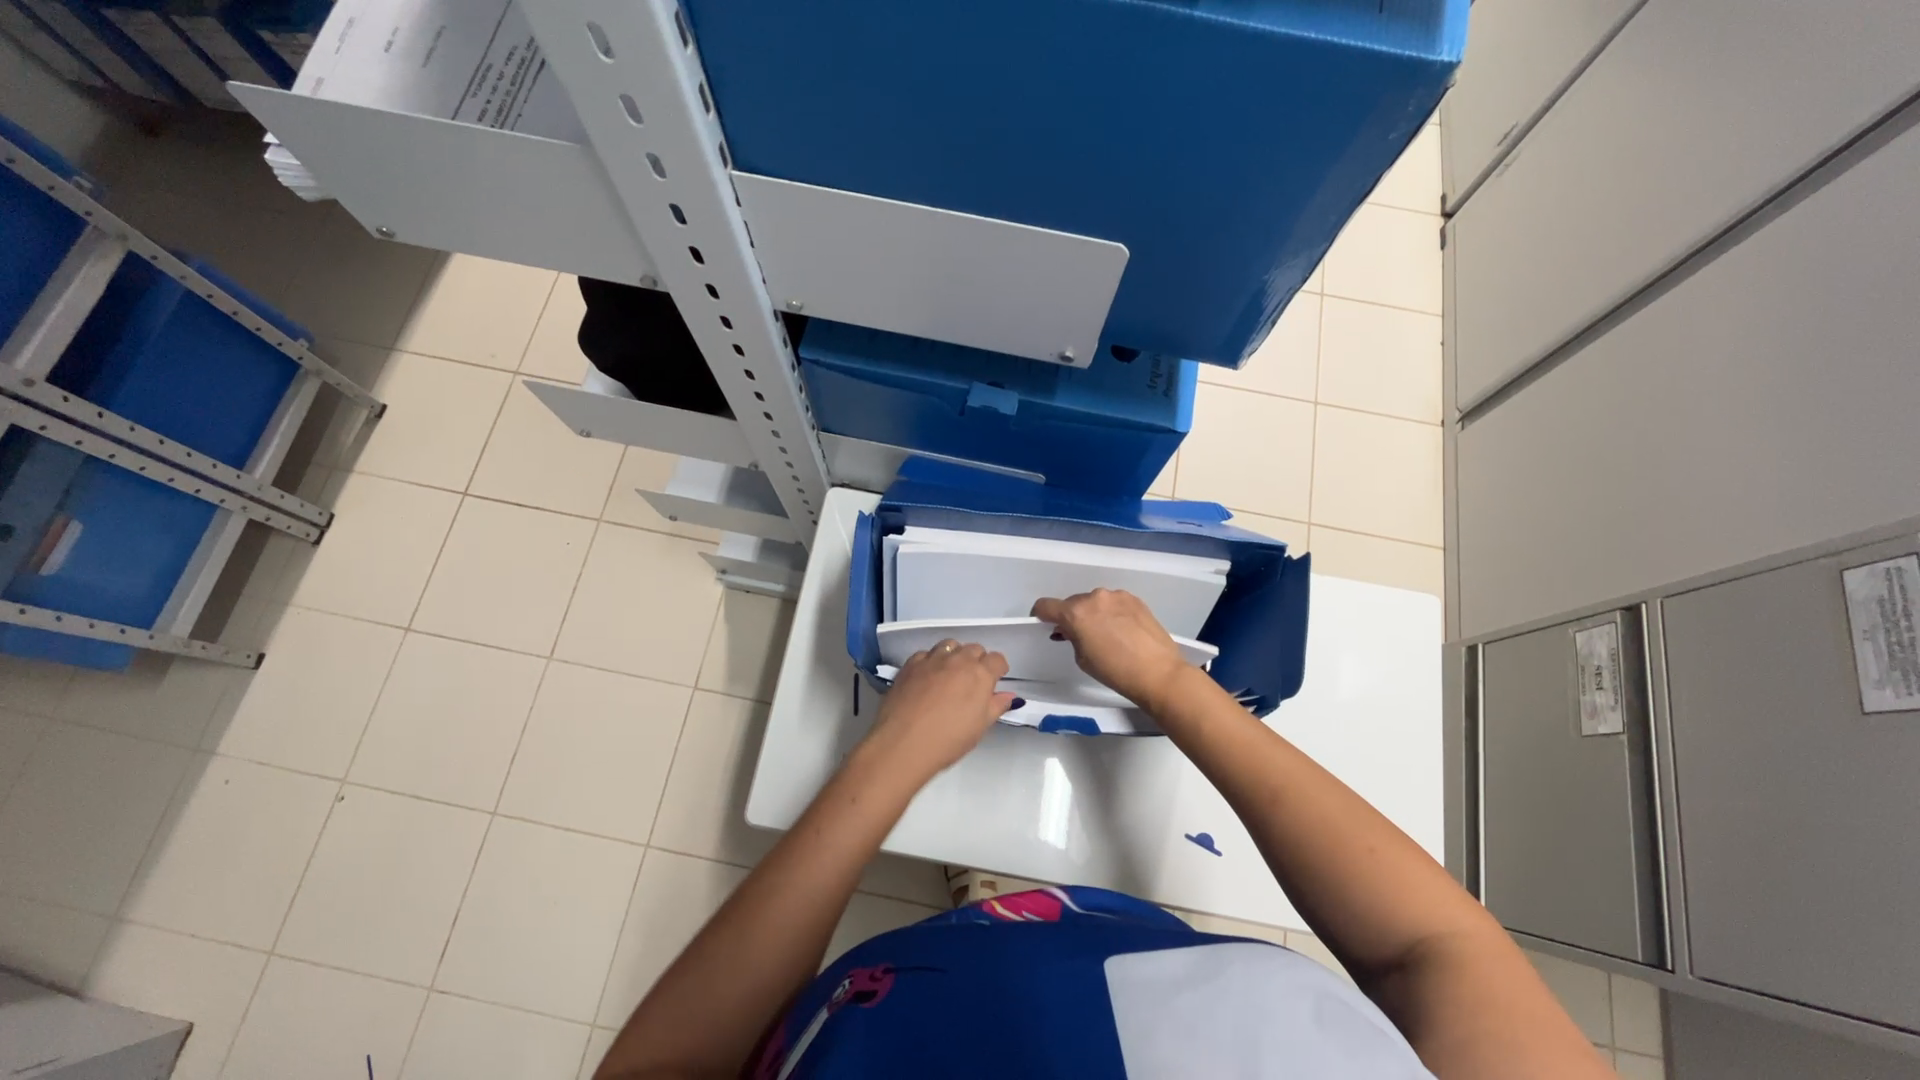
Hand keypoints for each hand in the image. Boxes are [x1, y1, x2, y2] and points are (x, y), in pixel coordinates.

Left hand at [861, 641, 1015, 782]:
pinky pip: (925, 654)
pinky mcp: (910, 664)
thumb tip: (1008, 696)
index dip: (998, 669)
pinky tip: (927, 677)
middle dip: (977, 661)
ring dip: (955, 655)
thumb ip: (995, 706)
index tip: (996, 679)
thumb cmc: (948, 740)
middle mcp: (958, 660)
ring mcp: (932, 660)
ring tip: (950, 674)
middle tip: (973, 681)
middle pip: (974, 649)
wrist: (904, 743)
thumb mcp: (979, 727)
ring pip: (950, 645)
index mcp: (980, 674)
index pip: (997, 660)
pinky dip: (931, 661)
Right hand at [1031, 589, 1194, 710]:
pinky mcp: (1135, 599)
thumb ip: (1072, 637)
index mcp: (1075, 613)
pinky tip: (1122, 631)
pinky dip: (1111, 613)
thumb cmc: (1115, 671)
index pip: (1046, 605)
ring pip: (1095, 602)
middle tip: (1080, 636)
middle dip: (1072, 617)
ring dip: (1093, 613)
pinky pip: (1114, 603)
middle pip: (1072, 603)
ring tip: (1105, 634)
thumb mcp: (1082, 658)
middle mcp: (1094, 598)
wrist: (1157, 672)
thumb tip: (1072, 630)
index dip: (1041, 615)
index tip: (1045, 623)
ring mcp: (1116, 596)